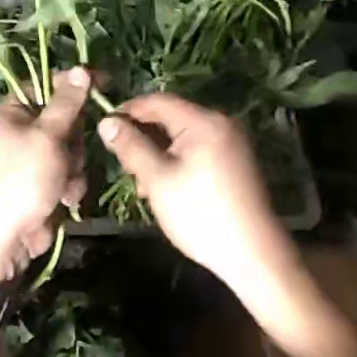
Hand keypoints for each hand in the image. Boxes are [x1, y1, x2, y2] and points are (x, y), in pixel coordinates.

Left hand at [0, 68, 91, 281]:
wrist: (8, 237)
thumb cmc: (22, 179)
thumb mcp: (47, 136)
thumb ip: (67, 103)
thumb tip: (81, 69)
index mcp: (13, 112)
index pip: (46, 84)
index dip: (73, 84)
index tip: (104, 82)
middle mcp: (22, 130)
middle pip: (66, 118)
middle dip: (74, 140)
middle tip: (69, 153)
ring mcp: (35, 157)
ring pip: (74, 147)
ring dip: (74, 166)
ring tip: (62, 183)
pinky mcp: (47, 180)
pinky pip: (71, 171)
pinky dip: (71, 184)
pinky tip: (63, 199)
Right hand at [94, 93, 296, 289]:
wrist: (253, 256)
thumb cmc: (201, 214)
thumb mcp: (157, 179)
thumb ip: (130, 146)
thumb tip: (106, 121)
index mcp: (204, 122)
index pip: (157, 101)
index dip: (127, 110)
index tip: (104, 129)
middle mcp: (220, 124)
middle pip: (169, 117)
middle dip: (142, 137)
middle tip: (123, 165)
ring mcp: (230, 143)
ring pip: (180, 136)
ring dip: (156, 153)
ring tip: (142, 184)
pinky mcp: (233, 162)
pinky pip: (195, 149)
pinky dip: (174, 161)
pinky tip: (162, 187)